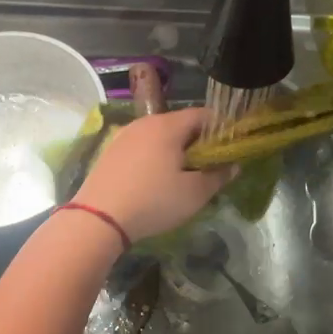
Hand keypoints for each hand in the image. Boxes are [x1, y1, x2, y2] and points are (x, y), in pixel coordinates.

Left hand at [73, 107, 229, 240]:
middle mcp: (145, 122)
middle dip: (198, 140)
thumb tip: (233, 165)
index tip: (231, 148)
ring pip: (159, 135)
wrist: (99, 218)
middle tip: (210, 165)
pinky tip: (156, 179)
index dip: (222, 128)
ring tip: (184, 174)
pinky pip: (142, 146)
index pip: (204, 114)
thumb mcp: (194, 194)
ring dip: (175, 149)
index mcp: (168, 125)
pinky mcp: (111, 151)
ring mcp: (124, 135)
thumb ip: (218, 176)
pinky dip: (155, 156)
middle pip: (180, 123)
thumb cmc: (153, 201)